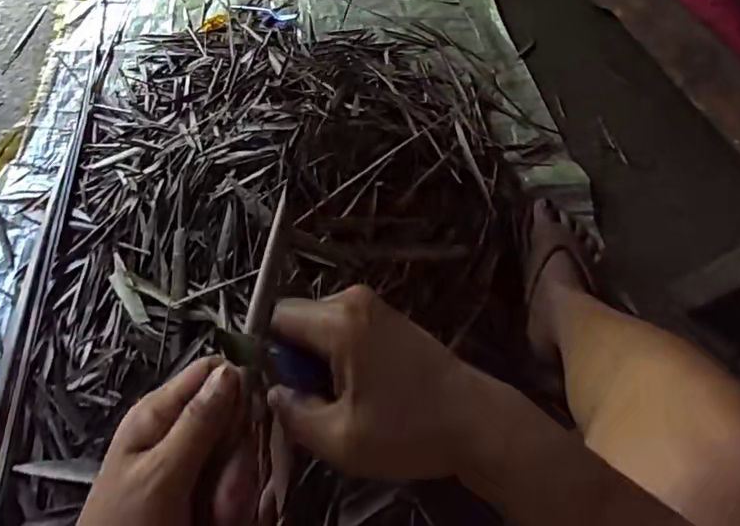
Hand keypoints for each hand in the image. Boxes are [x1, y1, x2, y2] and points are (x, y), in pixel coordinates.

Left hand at [78, 358, 258, 525]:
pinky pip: (236, 486)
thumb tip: (230, 370)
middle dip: (236, 456)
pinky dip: (233, 507)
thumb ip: (197, 424)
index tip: (244, 425)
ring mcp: (192, 464)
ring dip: (236, 489)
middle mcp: (178, 431)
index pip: (212, 370)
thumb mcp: (159, 477)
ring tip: (213, 517)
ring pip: (239, 454)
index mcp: (159, 413)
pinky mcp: (203, 494)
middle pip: (233, 416)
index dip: (237, 390)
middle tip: (221, 495)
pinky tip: (216, 523)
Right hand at [267, 285, 488, 480]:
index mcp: (339, 321)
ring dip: (315, 358)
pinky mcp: (385, 315)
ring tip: (334, 400)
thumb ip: (295, 416)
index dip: (266, 350)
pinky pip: (341, 325)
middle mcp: (353, 300)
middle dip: (293, 357)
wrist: (472, 419)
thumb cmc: (408, 430)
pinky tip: (355, 388)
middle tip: (306, 402)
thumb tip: (272, 393)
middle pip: (298, 318)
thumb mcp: (342, 440)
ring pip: (318, 323)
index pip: (277, 315)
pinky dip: (336, 353)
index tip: (275, 386)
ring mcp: (372, 304)